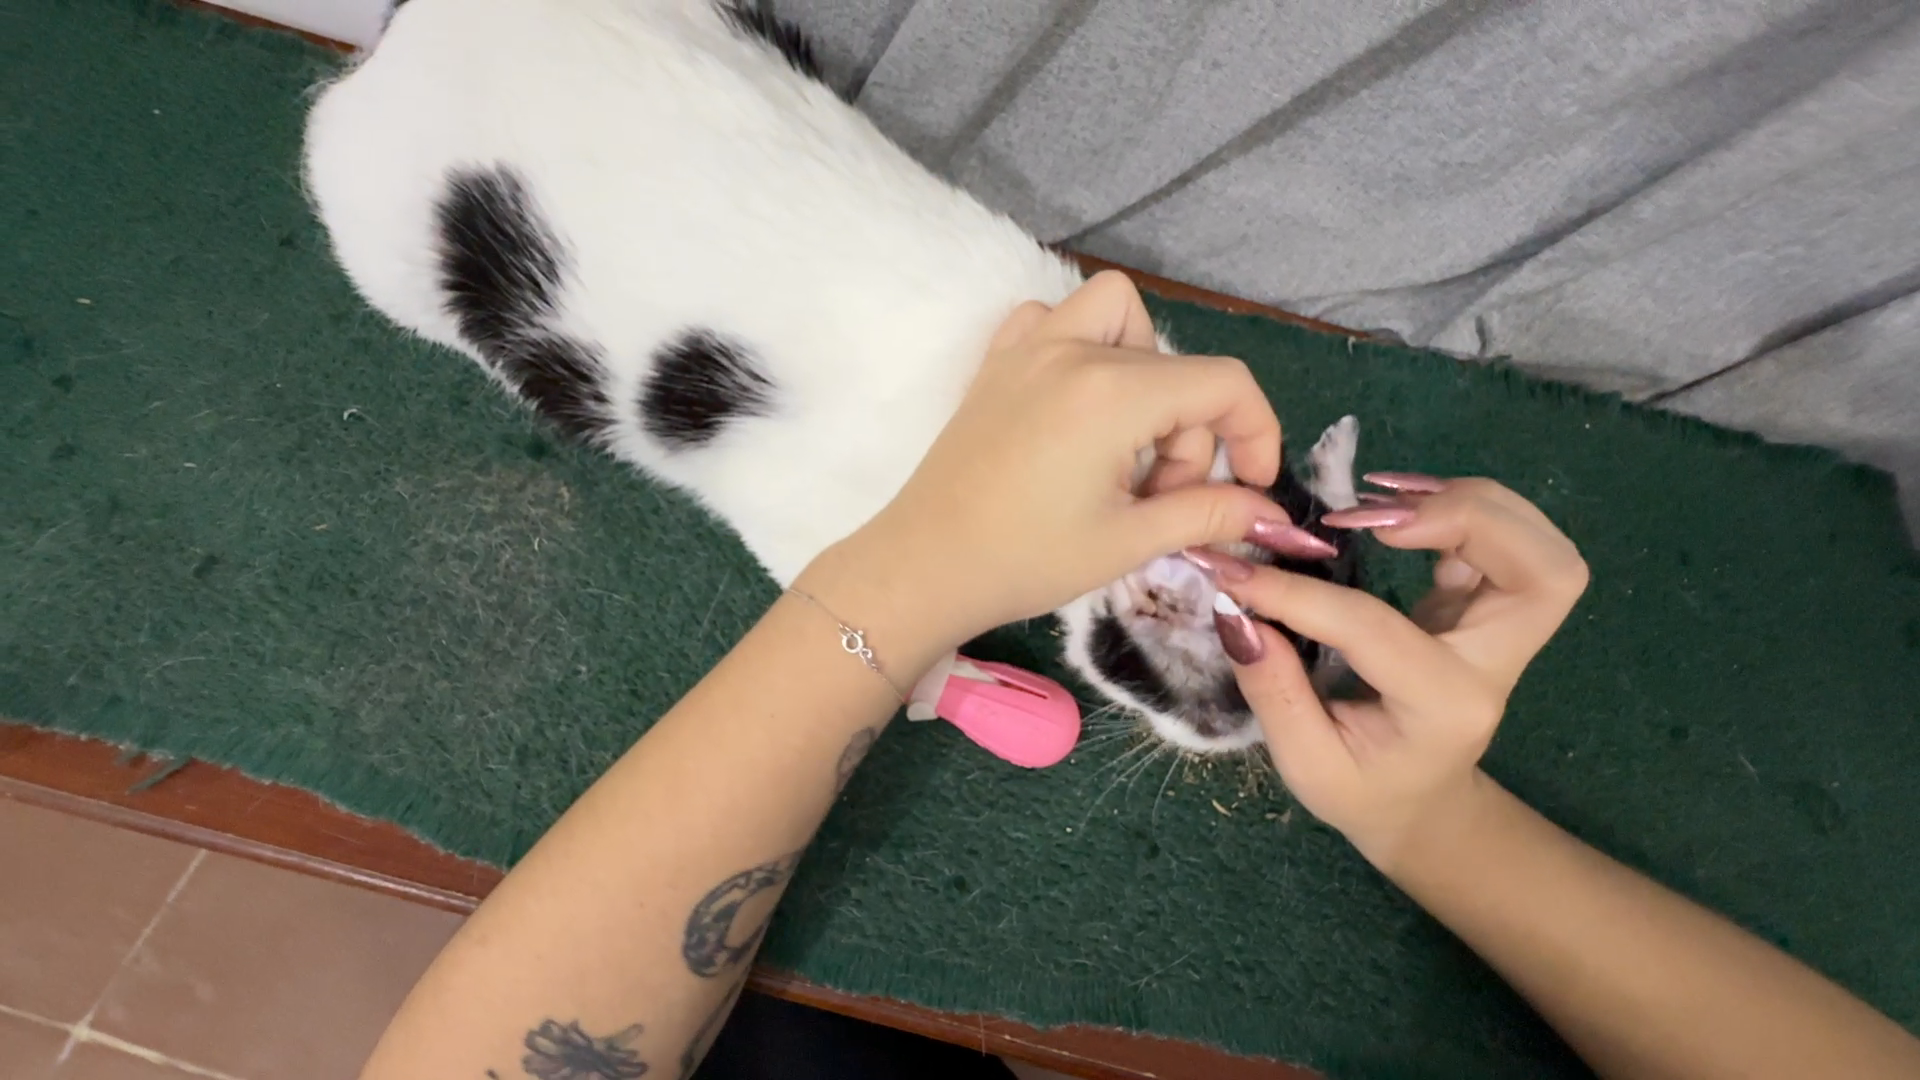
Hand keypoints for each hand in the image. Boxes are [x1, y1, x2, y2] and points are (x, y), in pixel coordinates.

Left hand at [824, 271, 1298, 648]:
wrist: (923, 567)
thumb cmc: (1023, 561)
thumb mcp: (1127, 542)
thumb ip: (1207, 513)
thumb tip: (1268, 510)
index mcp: (1112, 393)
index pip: (1223, 383)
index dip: (1256, 432)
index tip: (1249, 485)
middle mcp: (1073, 351)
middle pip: (1174, 366)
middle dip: (1187, 434)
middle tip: (1154, 498)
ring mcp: (1027, 348)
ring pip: (1116, 313)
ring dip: (1143, 368)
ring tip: (1123, 440)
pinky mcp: (996, 364)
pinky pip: (1052, 319)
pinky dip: (1080, 345)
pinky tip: (1073, 402)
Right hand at [1224, 478, 1588, 868]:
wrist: (1421, 805)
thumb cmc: (1362, 790)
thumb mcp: (1306, 762)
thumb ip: (1273, 690)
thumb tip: (1233, 611)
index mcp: (1443, 705)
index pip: (1371, 626)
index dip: (1294, 593)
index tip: (1229, 570)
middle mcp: (1490, 663)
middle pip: (1542, 570)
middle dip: (1458, 520)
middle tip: (1365, 518)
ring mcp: (1498, 633)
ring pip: (1536, 543)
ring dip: (1461, 503)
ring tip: (1374, 501)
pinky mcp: (1482, 608)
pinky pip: (1503, 539)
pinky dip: (1454, 506)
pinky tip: (1391, 504)